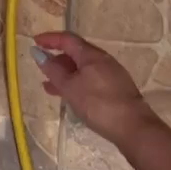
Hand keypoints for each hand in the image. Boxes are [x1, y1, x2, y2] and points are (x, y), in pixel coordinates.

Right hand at [34, 32, 162, 150]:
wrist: (135, 130)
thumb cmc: (98, 104)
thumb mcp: (70, 87)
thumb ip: (52, 70)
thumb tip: (37, 53)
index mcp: (92, 55)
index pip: (67, 39)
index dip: (50, 39)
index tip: (35, 42)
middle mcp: (103, 61)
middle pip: (76, 53)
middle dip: (57, 59)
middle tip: (42, 68)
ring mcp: (112, 76)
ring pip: (83, 69)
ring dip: (66, 74)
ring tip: (50, 87)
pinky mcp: (116, 90)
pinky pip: (91, 80)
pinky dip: (77, 84)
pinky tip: (70, 97)